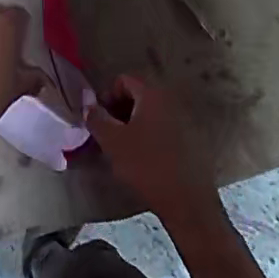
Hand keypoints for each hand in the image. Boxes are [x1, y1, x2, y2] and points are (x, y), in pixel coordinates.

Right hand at [85, 75, 219, 225]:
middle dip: (118, 111)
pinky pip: (163, 127)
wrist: (185, 197)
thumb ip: (96, 118)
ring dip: (132, 125)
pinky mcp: (190, 138)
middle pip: (138, 95)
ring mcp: (183, 118)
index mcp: (152, 94)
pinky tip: (143, 158)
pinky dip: (149, 135)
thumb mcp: (112, 141)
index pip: (123, 80)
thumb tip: (88, 103)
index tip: (99, 120)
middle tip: (107, 135)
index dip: (106, 96)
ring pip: (150, 113)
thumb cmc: (145, 164)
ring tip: (122, 149)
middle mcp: (170, 100)